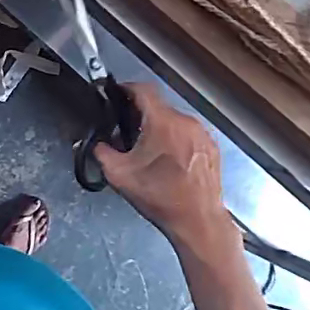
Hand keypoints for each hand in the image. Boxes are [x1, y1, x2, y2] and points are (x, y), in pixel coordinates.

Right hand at [94, 83, 237, 259]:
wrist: (198, 221)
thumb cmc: (162, 199)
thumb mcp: (119, 175)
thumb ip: (102, 152)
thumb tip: (99, 144)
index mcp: (163, 123)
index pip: (143, 89)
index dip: (127, 88)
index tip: (119, 92)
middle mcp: (185, 123)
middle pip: (158, 106)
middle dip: (141, 116)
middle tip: (128, 133)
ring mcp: (201, 134)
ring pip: (174, 121)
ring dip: (159, 129)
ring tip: (149, 151)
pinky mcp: (211, 147)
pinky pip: (188, 134)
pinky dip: (176, 140)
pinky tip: (168, 161)